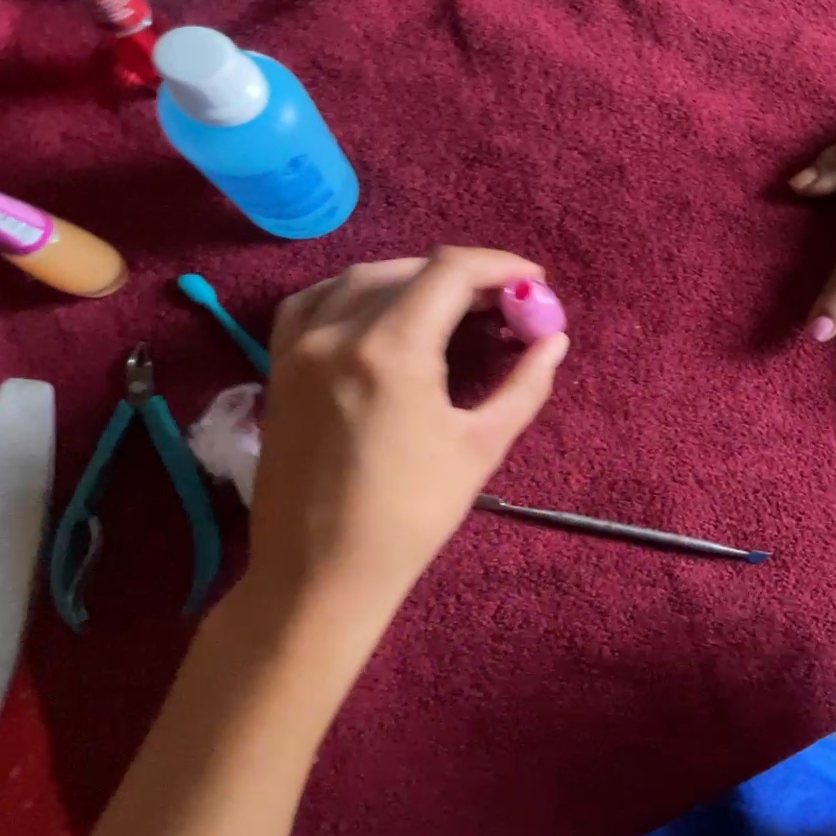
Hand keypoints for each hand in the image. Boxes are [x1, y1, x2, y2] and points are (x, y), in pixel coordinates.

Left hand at [246, 248, 569, 627]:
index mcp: (393, 350)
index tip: (536, 281)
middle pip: (412, 270)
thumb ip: (525, 384)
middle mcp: (339, 332)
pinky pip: (318, 301)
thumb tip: (555, 341)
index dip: (501, 266)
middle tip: (507, 303)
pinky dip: (361, 292)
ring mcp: (300, 346)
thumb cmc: (412, 513)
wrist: (321, 570)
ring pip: (364, 277)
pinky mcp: (280, 365)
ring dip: (417, 278)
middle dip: (468, 277)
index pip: (451, 272)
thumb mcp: (483, 446)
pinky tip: (386, 311)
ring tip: (456, 304)